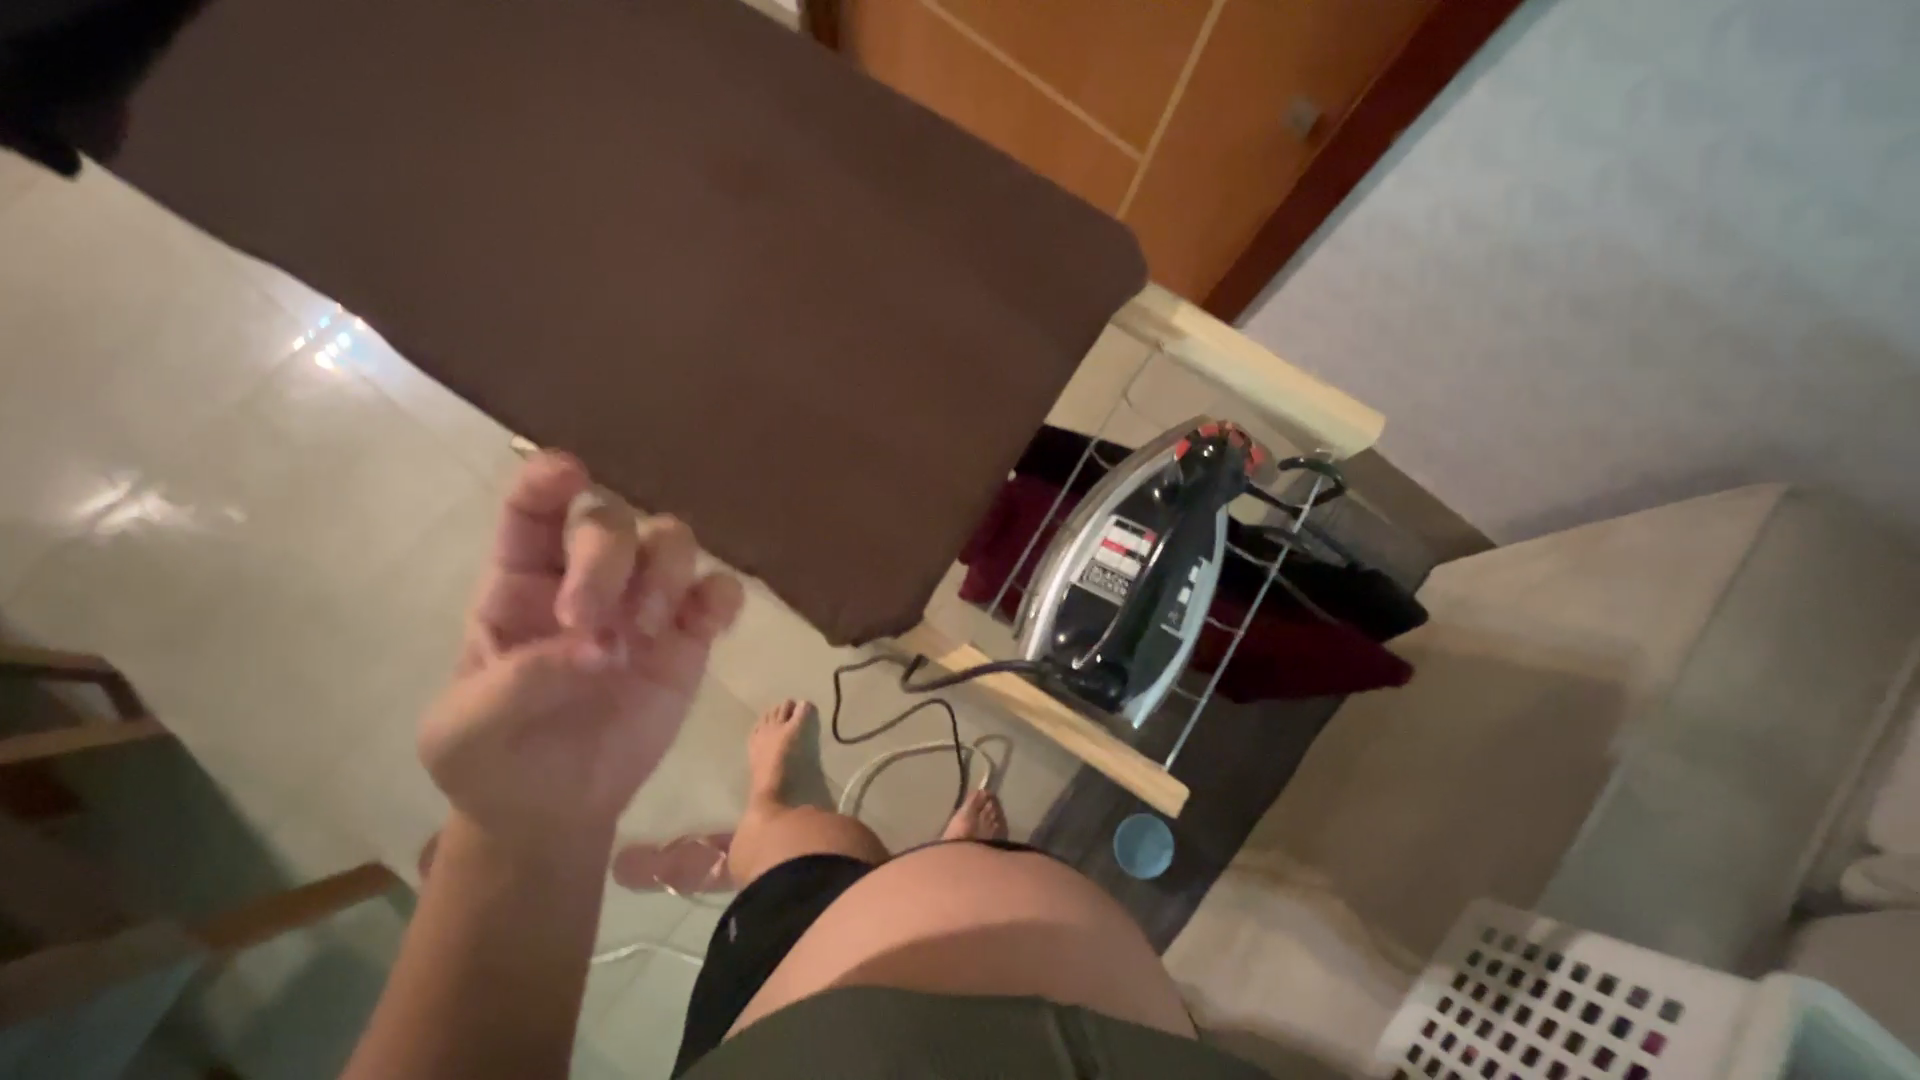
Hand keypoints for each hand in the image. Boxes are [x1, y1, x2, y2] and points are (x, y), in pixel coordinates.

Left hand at [417, 451, 744, 848]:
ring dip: (665, 571)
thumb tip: (598, 650)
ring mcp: (642, 607)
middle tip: (588, 621)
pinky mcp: (689, 640)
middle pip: (611, 519)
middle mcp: (585, 581)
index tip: (568, 473)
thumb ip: (517, 683)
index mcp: (520, 586)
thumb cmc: (491, 761)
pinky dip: (721, 596)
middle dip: (606, 556)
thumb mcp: (463, 732)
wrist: (550, 814)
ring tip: (644, 632)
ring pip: (673, 541)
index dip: (548, 481)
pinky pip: (720, 593)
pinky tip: (707, 624)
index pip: (534, 511)